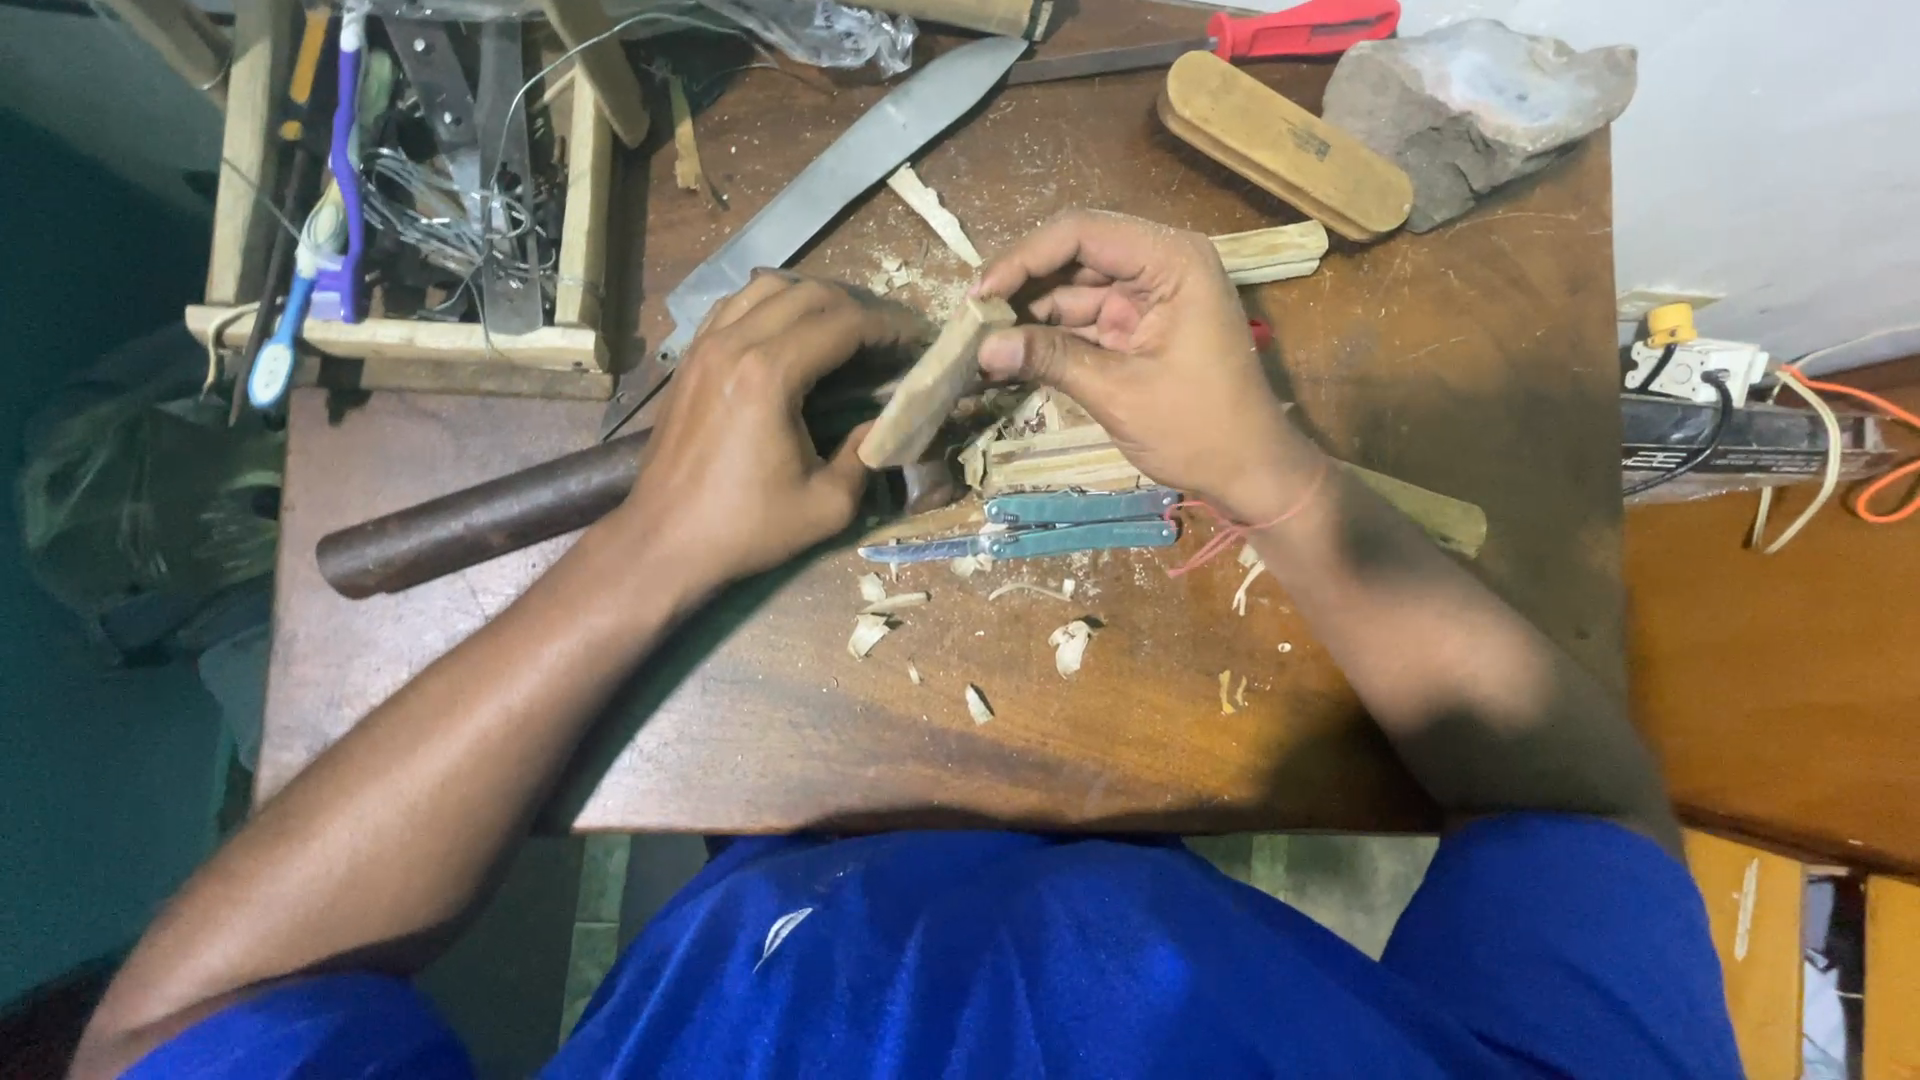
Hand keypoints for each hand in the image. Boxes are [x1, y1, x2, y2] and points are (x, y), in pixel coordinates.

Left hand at [606, 273, 925, 593]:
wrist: (665, 540)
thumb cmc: (747, 528)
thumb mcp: (827, 505)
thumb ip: (865, 453)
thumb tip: (886, 422)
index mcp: (769, 376)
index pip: (843, 324)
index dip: (887, 327)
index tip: (913, 341)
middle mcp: (734, 344)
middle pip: (809, 293)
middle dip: (858, 307)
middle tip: (886, 337)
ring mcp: (704, 345)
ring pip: (768, 287)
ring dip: (813, 299)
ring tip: (842, 329)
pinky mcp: (689, 358)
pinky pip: (735, 305)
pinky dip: (771, 306)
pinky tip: (789, 333)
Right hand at [973, 209, 1315, 522]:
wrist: (1248, 473)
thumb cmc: (1199, 429)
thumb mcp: (1120, 393)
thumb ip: (1051, 359)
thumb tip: (982, 348)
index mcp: (1170, 261)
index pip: (1081, 234)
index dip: (1023, 259)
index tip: (978, 297)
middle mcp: (1158, 266)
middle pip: (1072, 258)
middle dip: (1020, 289)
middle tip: (970, 323)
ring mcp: (1146, 299)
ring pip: (1070, 293)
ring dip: (1026, 318)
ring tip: (977, 343)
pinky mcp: (1135, 332)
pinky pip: (1080, 325)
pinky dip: (1046, 341)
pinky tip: (1007, 356)